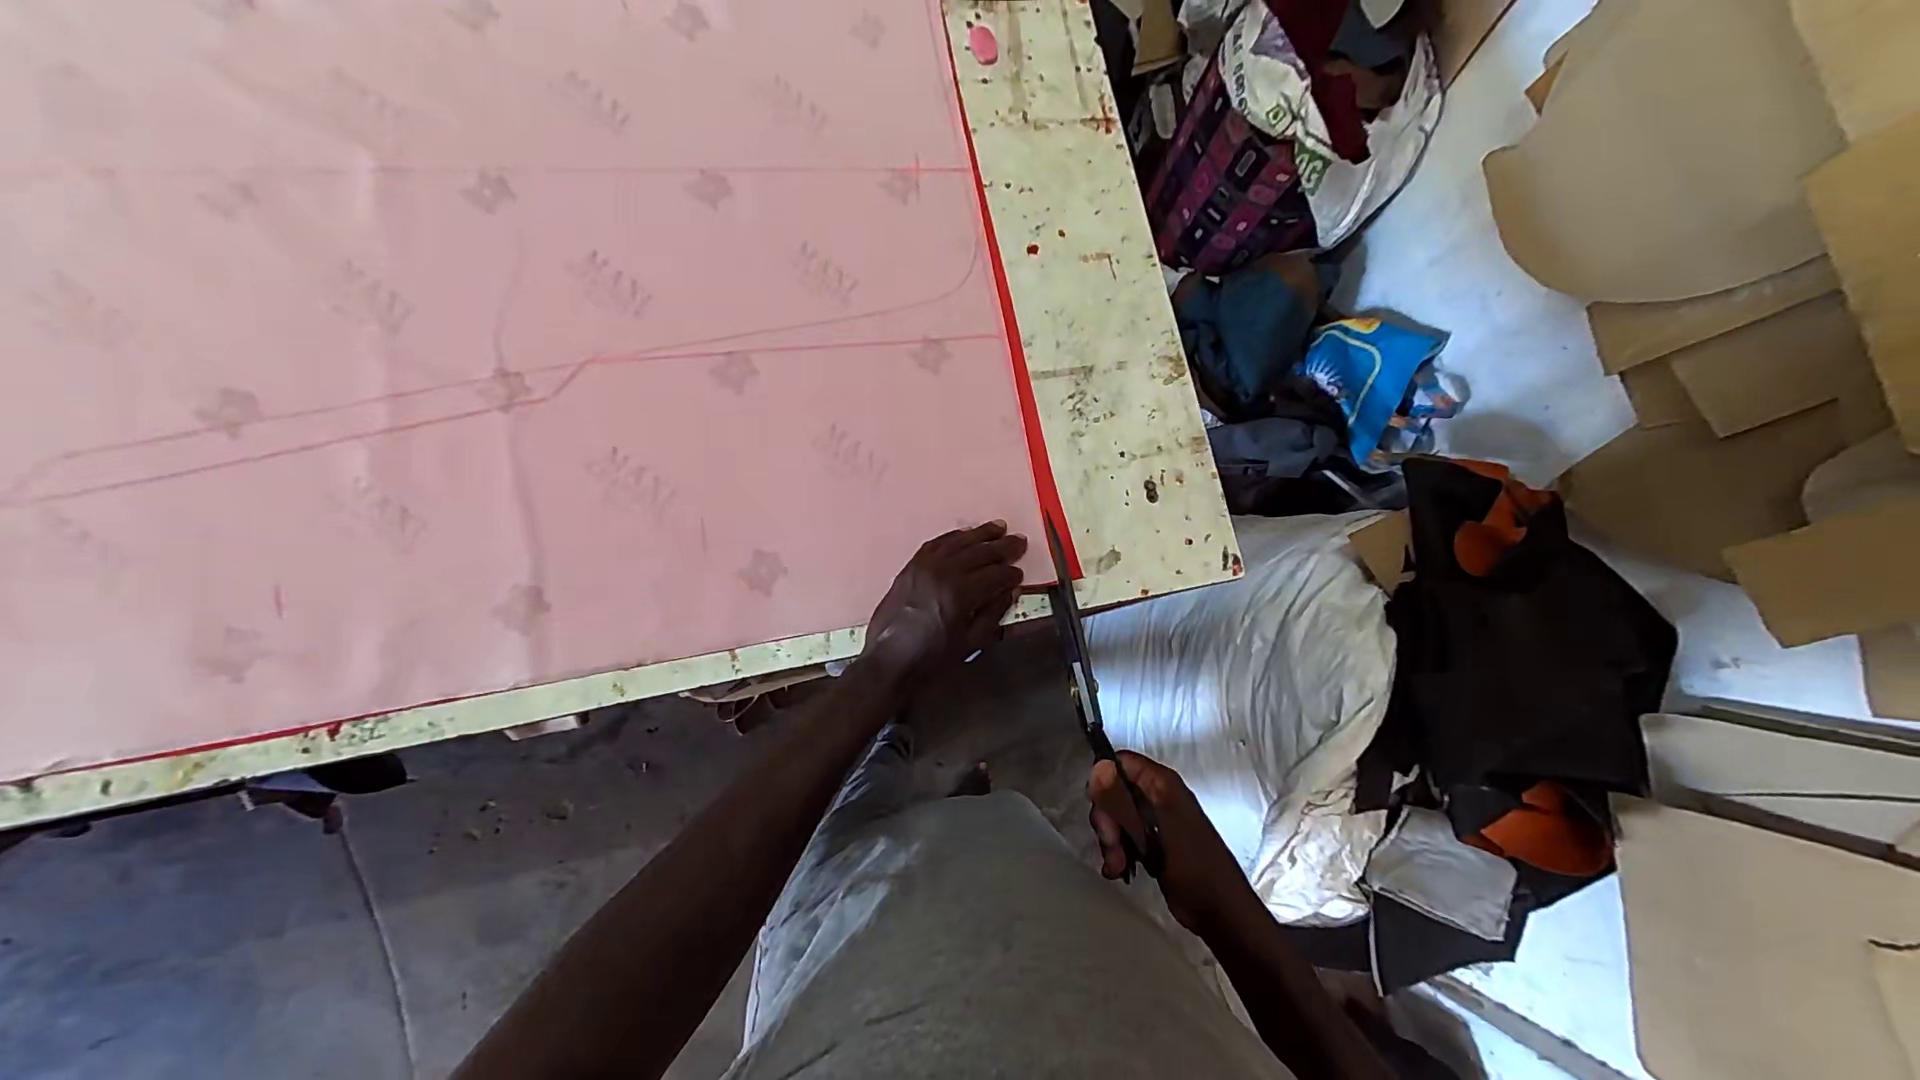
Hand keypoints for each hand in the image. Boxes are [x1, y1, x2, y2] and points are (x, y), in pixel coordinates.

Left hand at [859, 521, 1026, 686]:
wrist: (890, 659)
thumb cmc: (933, 656)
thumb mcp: (970, 642)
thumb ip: (993, 614)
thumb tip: (1010, 592)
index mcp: (961, 593)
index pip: (995, 575)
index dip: (1010, 574)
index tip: (1019, 575)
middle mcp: (944, 572)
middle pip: (980, 552)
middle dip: (1003, 547)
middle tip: (1019, 541)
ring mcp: (925, 565)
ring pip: (959, 542)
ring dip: (981, 533)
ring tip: (998, 527)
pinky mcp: (912, 565)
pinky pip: (936, 543)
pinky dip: (954, 537)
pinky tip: (965, 535)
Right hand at [1088, 751, 1265, 938]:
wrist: (1220, 912)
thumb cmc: (1194, 868)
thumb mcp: (1152, 832)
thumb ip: (1122, 800)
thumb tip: (1099, 767)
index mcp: (1162, 784)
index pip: (1120, 763)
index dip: (1104, 781)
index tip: (1101, 809)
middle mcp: (1158, 795)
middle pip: (1114, 791)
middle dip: (1107, 820)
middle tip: (1112, 844)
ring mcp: (1155, 819)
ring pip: (1116, 816)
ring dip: (1111, 841)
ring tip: (1118, 865)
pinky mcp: (1152, 842)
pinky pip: (1124, 836)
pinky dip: (1117, 852)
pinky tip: (1119, 870)